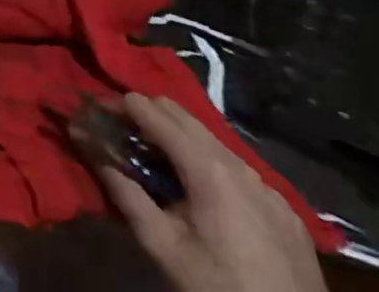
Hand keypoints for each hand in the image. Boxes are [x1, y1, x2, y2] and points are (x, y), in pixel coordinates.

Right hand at [96, 93, 325, 291]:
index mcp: (207, 168)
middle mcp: (238, 163)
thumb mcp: (162, 245)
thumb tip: (94, 155)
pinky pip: (237, 169)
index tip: (98, 109)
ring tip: (155, 159)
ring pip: (211, 139)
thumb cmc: (218, 288)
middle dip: (147, 113)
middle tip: (120, 129)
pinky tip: (201, 195)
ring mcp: (266, 184)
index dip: (122, 104)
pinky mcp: (283, 207)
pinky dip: (207, 164)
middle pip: (183, 115)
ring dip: (177, 136)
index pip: (155, 113)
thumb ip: (126, 194)